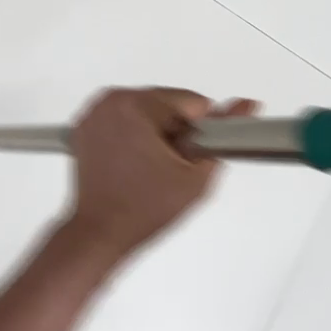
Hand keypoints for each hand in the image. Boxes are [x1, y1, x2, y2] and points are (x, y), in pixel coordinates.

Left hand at [62, 87, 258, 262]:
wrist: (100, 230)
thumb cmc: (145, 208)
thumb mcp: (196, 175)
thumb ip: (223, 136)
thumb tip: (246, 104)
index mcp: (136, 105)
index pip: (189, 101)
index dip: (202, 128)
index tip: (197, 151)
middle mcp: (110, 100)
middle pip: (164, 102)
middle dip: (176, 129)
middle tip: (174, 164)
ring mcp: (93, 112)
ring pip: (143, 109)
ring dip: (155, 130)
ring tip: (154, 166)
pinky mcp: (84, 125)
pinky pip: (120, 118)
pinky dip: (132, 134)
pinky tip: (136, 163)